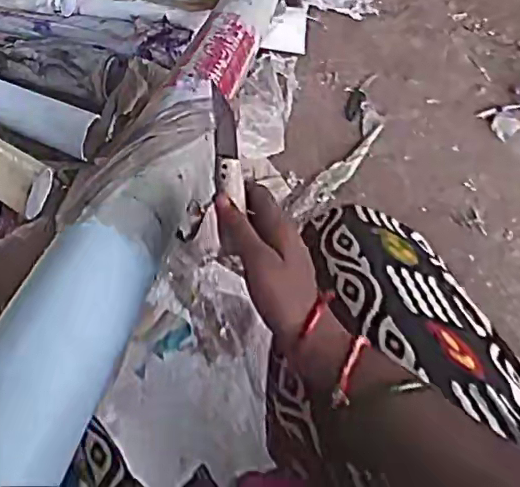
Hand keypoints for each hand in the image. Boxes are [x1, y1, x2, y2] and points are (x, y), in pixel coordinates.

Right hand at [216, 182, 322, 340]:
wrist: (307, 335)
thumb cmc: (280, 294)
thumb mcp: (256, 258)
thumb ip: (239, 227)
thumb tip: (222, 198)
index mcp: (281, 225)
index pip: (258, 191)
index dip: (237, 185)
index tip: (214, 188)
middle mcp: (285, 232)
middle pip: (257, 207)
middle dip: (234, 205)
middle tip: (211, 214)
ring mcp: (284, 250)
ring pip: (256, 225)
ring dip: (237, 224)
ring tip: (217, 233)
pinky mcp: (281, 266)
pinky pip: (258, 243)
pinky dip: (243, 241)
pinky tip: (232, 253)